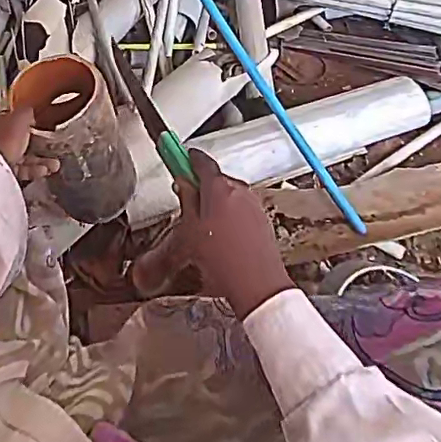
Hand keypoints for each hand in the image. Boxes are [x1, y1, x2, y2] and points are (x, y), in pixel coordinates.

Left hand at [0, 106, 60, 182]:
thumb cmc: (5, 139)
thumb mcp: (21, 117)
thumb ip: (27, 111)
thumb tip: (30, 109)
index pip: (16, 120)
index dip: (31, 123)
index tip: (43, 126)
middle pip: (22, 140)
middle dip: (40, 145)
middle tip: (52, 147)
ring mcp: (1, 156)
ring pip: (24, 157)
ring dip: (41, 160)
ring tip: (53, 164)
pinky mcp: (4, 172)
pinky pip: (22, 170)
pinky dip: (34, 170)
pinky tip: (44, 170)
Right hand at [132, 149, 291, 318]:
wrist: (257, 284)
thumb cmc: (222, 260)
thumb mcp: (190, 230)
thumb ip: (187, 200)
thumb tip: (183, 182)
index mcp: (219, 188)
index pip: (201, 161)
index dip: (187, 158)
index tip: (178, 157)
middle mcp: (239, 190)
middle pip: (215, 177)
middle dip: (201, 185)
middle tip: (186, 200)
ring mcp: (253, 203)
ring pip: (229, 192)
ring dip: (215, 200)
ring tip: (204, 225)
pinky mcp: (262, 217)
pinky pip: (241, 206)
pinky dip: (230, 212)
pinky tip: (222, 234)